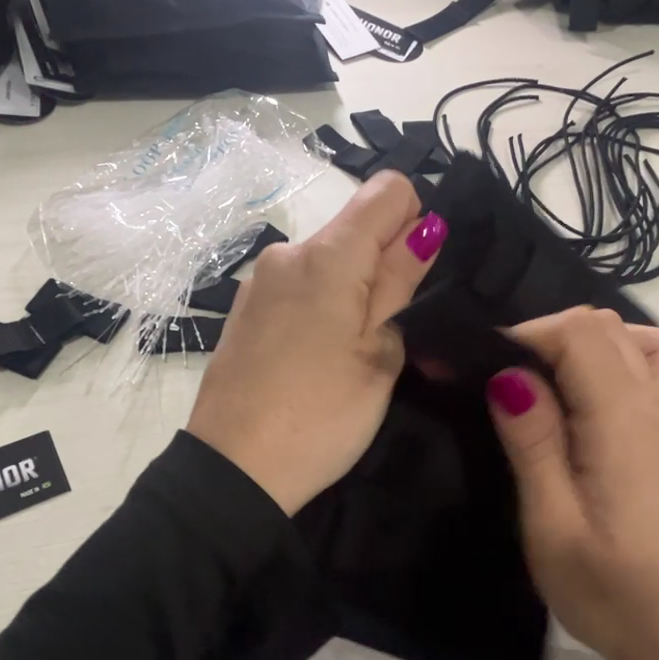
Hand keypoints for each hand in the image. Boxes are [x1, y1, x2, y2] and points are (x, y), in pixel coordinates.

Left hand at [186, 172, 445, 514]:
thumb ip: (401, 283)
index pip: (387, 189)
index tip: (417, 274)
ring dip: (353, 288)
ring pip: (329, 259)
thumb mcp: (378, 355)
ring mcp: (260, 280)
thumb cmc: (320, 417)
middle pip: (356, 226)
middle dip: (385, 262)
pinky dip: (321, 304)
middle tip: (389, 332)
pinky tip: (316, 357)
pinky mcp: (245, 308)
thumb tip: (425, 228)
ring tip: (351, 353)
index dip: (416, 219)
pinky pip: (300, 285)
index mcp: (327, 256)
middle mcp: (288, 252)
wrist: (233, 470)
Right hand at [487, 308, 658, 659]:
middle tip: (497, 385)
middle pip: (601, 325)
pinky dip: (603, 359)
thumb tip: (507, 374)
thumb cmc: (606, 589)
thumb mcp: (551, 525)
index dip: (525, 336)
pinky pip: (640, 363)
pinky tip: (576, 401)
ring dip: (572, 345)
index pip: (579, 333)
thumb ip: (533, 442)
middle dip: (541, 337)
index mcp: (622, 421)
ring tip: (534, 390)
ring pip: (622, 337)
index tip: (480, 372)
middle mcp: (652, 403)